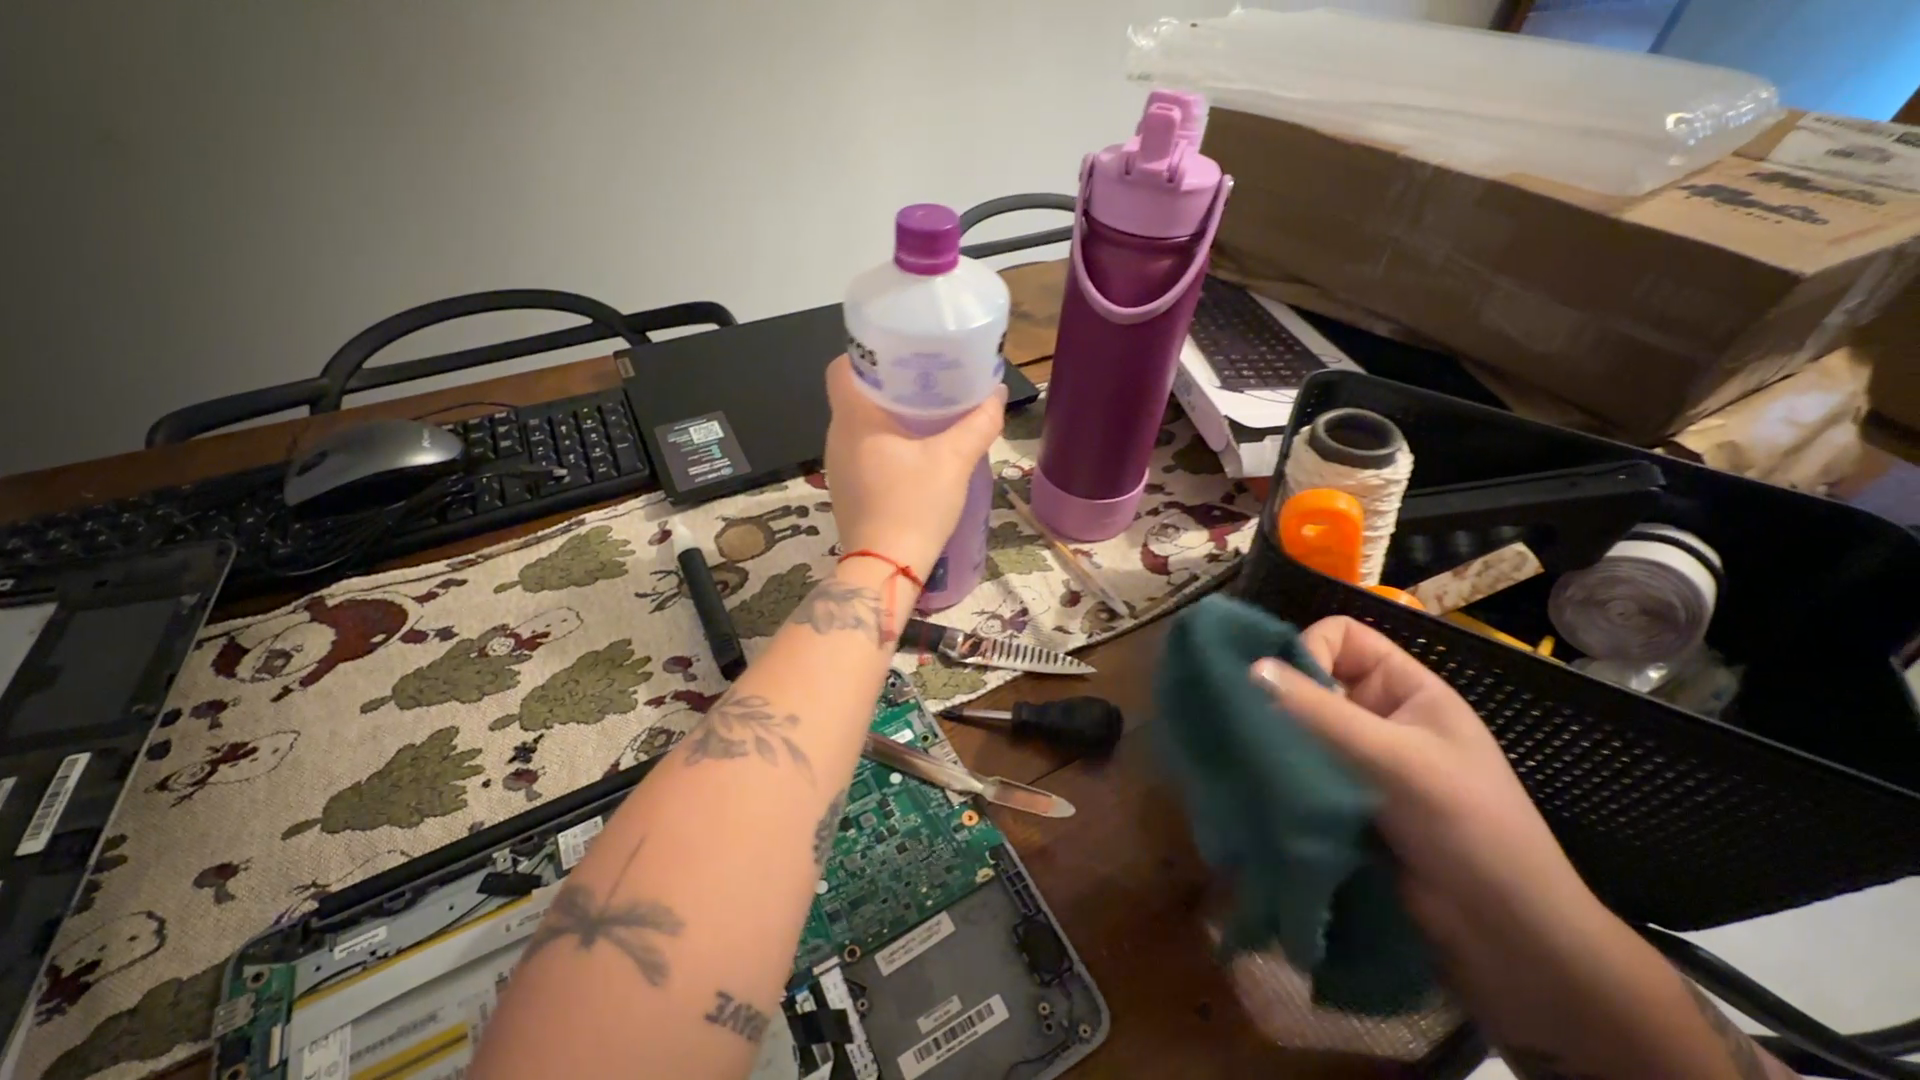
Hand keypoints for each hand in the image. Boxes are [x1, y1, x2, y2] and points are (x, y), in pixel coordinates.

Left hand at [822, 354, 1006, 578]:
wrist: (887, 567)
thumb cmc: (914, 506)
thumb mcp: (954, 461)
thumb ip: (977, 424)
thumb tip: (996, 394)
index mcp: (854, 418)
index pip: (842, 368)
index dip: (866, 356)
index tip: (899, 356)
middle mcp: (836, 436)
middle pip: (854, 395)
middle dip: (887, 385)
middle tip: (924, 381)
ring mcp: (837, 466)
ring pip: (858, 425)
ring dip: (886, 417)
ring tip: (924, 414)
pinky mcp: (845, 489)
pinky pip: (861, 452)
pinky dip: (883, 444)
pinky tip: (914, 453)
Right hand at [1249, 617, 1604, 953]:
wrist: (1506, 932)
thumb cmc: (1468, 827)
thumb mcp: (1397, 760)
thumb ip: (1322, 714)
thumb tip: (1251, 668)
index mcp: (1406, 688)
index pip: (1340, 637)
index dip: (1307, 652)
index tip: (1281, 693)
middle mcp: (1380, 717)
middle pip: (1313, 684)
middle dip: (1281, 703)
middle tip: (1252, 734)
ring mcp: (1361, 764)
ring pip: (1301, 733)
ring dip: (1278, 748)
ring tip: (1251, 769)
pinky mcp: (1343, 806)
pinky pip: (1300, 776)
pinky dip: (1281, 782)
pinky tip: (1261, 797)